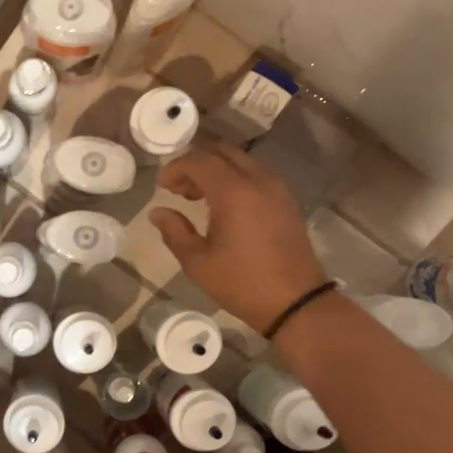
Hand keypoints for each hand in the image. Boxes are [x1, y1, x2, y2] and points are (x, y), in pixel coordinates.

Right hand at [151, 142, 329, 328]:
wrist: (294, 300)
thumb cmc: (240, 283)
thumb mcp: (197, 262)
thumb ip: (174, 231)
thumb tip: (157, 213)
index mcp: (233, 192)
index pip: (199, 160)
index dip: (176, 168)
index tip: (162, 186)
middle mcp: (258, 180)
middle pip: (223, 152)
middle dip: (196, 163)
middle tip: (178, 188)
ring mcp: (277, 189)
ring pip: (241, 162)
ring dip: (216, 170)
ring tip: (198, 198)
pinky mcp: (286, 201)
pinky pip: (256, 176)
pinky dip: (235, 180)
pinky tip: (224, 207)